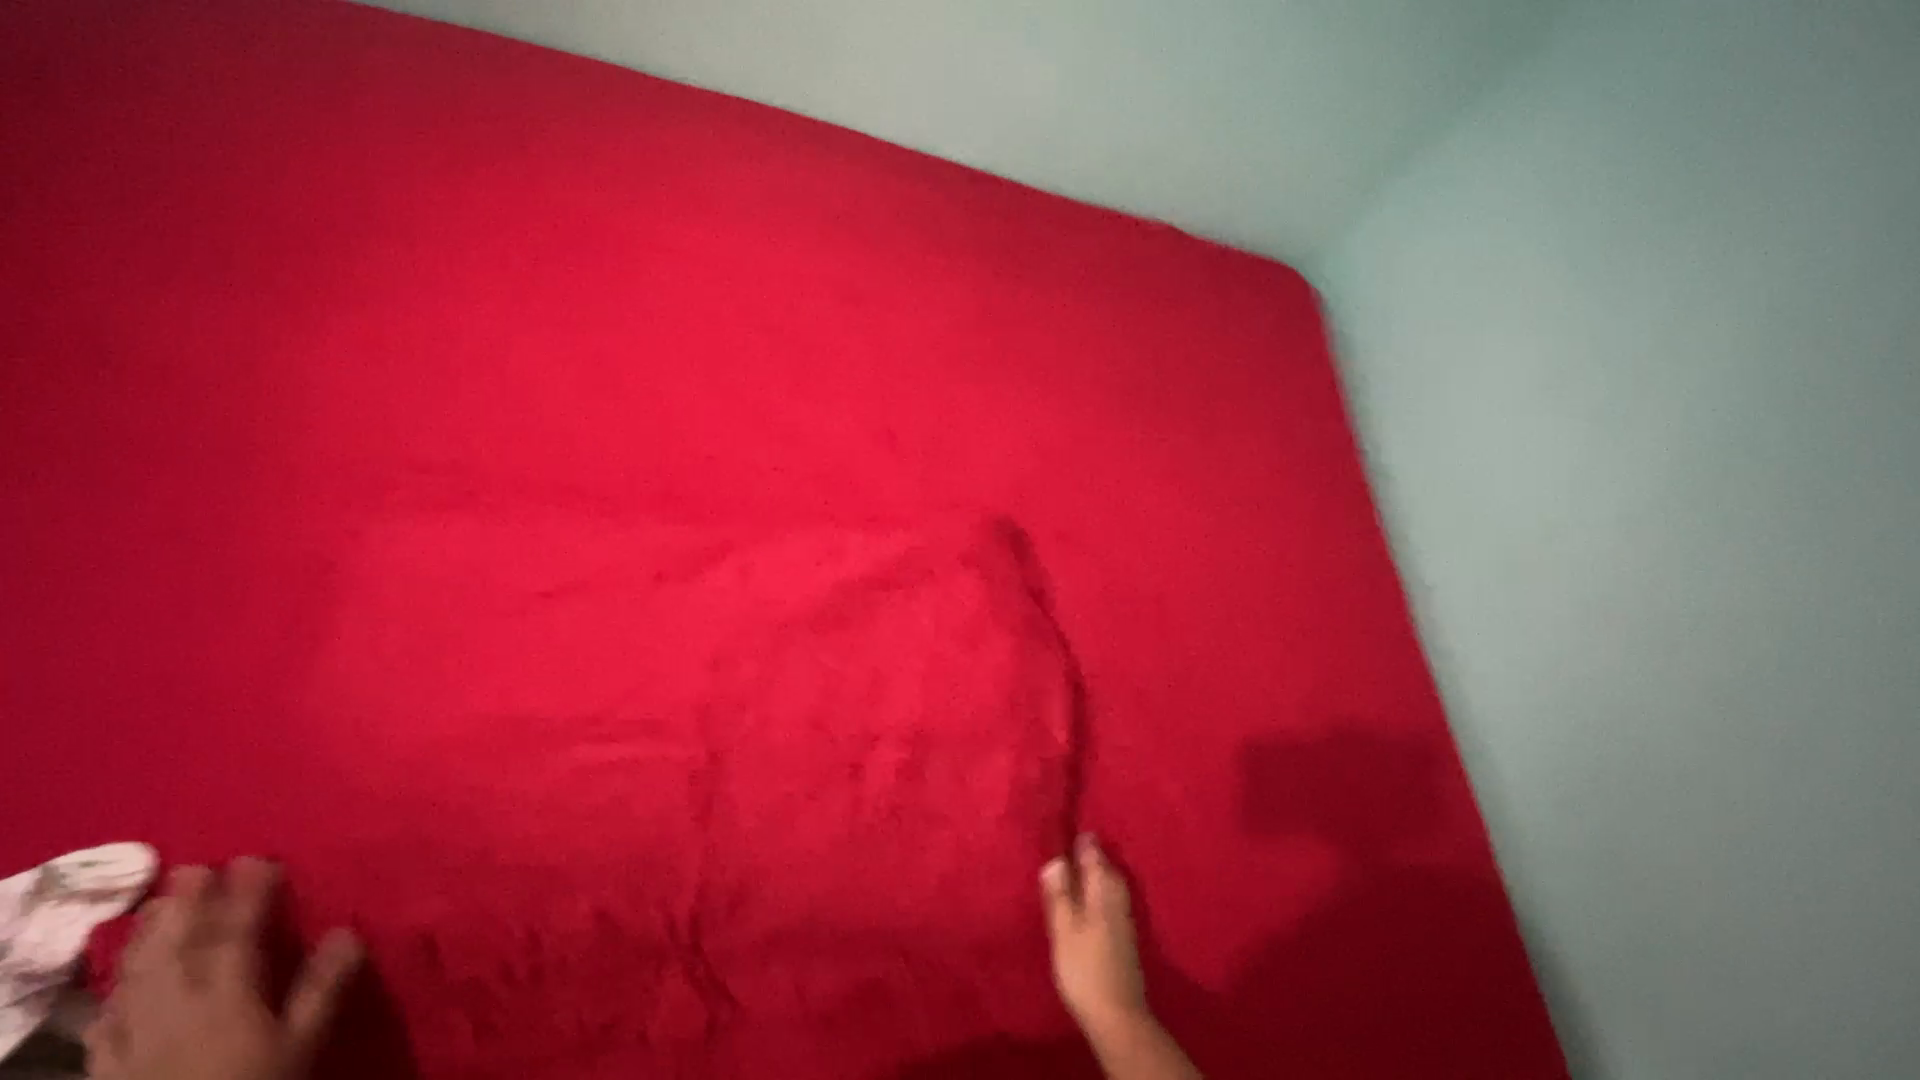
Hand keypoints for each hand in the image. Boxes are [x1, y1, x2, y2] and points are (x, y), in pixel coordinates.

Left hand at [85, 858, 363, 1079]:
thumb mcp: (303, 1042)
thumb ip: (322, 988)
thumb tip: (347, 931)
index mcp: (226, 997)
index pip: (235, 935)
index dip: (247, 895)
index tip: (258, 858)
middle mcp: (174, 1007)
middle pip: (178, 949)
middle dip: (188, 905)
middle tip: (193, 866)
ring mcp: (135, 1037)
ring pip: (137, 977)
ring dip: (148, 937)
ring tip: (156, 905)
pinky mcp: (109, 1066)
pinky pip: (105, 1023)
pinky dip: (113, 995)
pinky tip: (117, 984)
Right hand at [1040, 834, 1147, 1033]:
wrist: (1117, 1014)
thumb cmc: (1084, 968)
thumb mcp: (1064, 929)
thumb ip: (1060, 894)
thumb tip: (1055, 859)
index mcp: (1102, 892)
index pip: (1093, 856)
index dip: (1083, 842)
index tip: (1071, 827)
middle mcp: (1117, 899)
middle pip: (1106, 868)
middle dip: (1093, 855)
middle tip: (1077, 842)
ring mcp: (1124, 919)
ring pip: (1111, 884)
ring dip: (1098, 873)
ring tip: (1082, 867)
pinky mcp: (1124, 937)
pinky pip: (1112, 900)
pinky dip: (1102, 891)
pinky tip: (1093, 899)